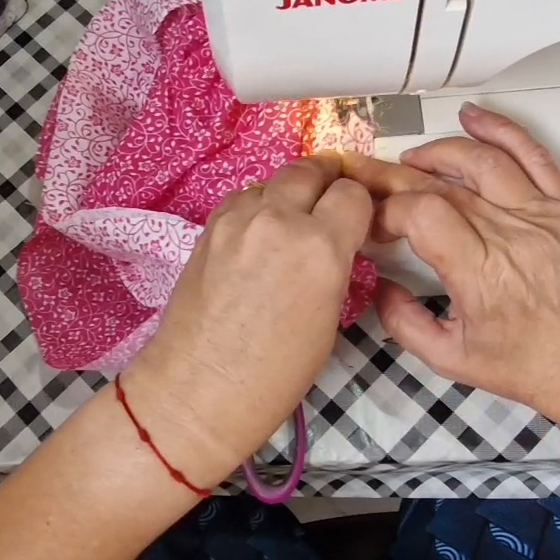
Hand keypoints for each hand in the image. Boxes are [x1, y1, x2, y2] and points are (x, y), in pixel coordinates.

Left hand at [122, 156, 372, 485]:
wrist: (199, 388)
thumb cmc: (276, 374)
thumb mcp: (328, 318)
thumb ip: (334, 265)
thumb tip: (334, 243)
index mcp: (320, 247)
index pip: (352, 194)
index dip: (359, 205)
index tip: (358, 219)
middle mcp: (278, 220)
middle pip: (310, 171)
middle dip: (326, 182)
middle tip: (331, 198)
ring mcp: (237, 220)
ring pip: (272, 181)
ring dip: (288, 192)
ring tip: (294, 217)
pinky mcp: (208, 227)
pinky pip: (242, 199)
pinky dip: (257, 205)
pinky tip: (259, 231)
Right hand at [341, 104, 559, 430]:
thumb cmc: (530, 367)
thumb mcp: (450, 361)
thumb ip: (402, 322)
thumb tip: (379, 283)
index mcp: (479, 272)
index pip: (419, 213)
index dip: (384, 211)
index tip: (371, 225)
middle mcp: (510, 234)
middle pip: (439, 184)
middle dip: (391, 176)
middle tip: (363, 176)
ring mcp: (541, 215)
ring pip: (480, 161)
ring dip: (437, 151)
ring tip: (408, 159)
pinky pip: (533, 155)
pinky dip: (501, 129)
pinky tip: (472, 116)